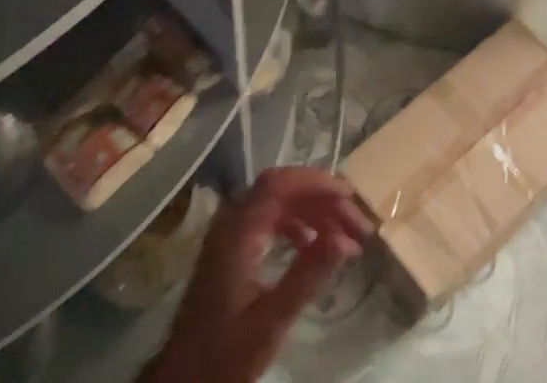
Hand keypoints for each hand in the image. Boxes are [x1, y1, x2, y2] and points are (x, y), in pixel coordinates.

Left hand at [140, 167, 374, 382]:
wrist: (186, 374)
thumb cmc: (227, 351)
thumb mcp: (273, 319)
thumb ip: (308, 275)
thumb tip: (345, 240)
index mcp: (237, 233)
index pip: (278, 184)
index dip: (316, 182)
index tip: (351, 197)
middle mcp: (231, 223)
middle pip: (281, 190)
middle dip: (322, 201)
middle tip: (359, 228)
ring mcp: (229, 234)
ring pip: (276, 204)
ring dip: (312, 213)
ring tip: (346, 239)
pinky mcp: (232, 248)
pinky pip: (268, 220)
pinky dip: (296, 225)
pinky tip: (314, 245)